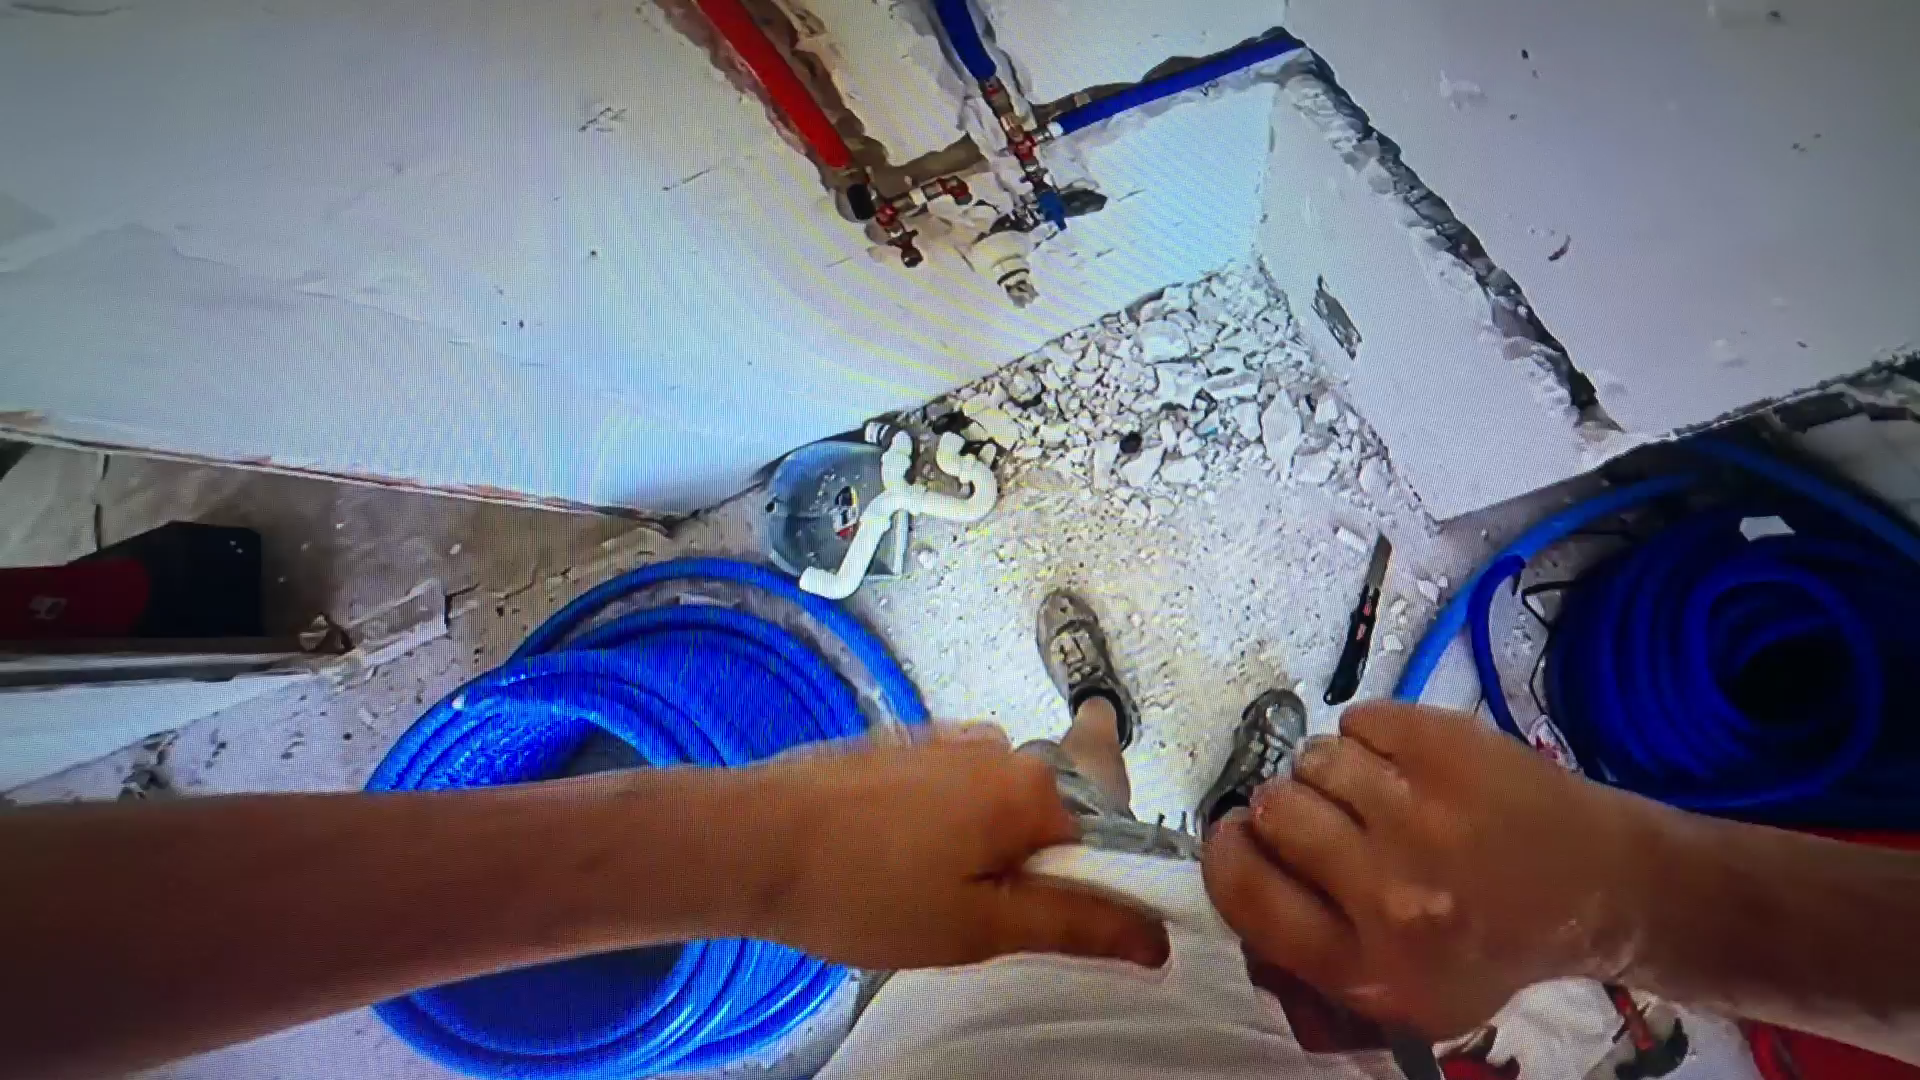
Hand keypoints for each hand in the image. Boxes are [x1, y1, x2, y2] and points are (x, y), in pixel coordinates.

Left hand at [745, 727, 1170, 970]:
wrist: (757, 840)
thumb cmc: (869, 890)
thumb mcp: (979, 926)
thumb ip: (1074, 924)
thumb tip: (1157, 937)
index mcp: (1028, 787)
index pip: (1087, 852)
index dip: (1055, 898)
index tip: (1001, 925)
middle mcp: (998, 746)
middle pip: (1037, 823)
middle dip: (1008, 871)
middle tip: (947, 909)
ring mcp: (947, 737)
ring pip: (990, 808)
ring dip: (968, 848)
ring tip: (908, 883)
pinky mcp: (906, 740)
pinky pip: (948, 788)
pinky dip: (934, 821)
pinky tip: (886, 849)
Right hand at [1202, 703, 1664, 1038]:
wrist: (1602, 887)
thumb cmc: (1481, 937)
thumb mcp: (1393, 986)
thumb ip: (1298, 946)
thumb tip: (1230, 868)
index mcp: (1367, 965)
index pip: (1238, 885)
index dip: (1230, 849)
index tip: (1247, 835)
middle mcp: (1392, 895)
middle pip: (1271, 804)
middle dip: (1293, 806)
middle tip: (1339, 823)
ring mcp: (1424, 813)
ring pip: (1313, 757)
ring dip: (1337, 772)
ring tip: (1387, 797)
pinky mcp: (1447, 747)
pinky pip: (1357, 718)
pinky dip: (1376, 737)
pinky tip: (1415, 769)